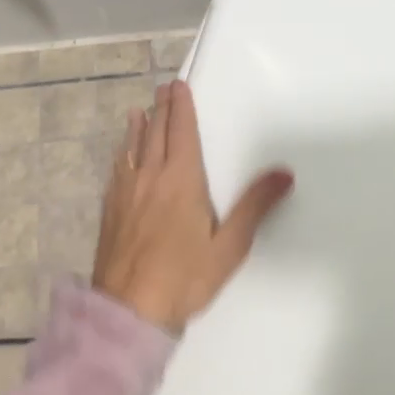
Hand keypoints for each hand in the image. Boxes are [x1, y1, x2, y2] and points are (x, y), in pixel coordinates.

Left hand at [91, 80, 294, 334]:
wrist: (129, 308)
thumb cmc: (184, 278)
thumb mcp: (229, 246)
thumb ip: (255, 207)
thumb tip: (283, 173)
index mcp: (181, 180)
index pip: (181, 132)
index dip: (181, 107)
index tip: (178, 86)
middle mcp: (150, 177)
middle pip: (156, 134)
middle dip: (161, 110)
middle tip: (163, 90)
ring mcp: (126, 192)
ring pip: (133, 149)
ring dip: (138, 128)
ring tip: (138, 112)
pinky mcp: (110, 209)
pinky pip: (118, 169)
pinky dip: (123, 154)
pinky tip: (122, 157)